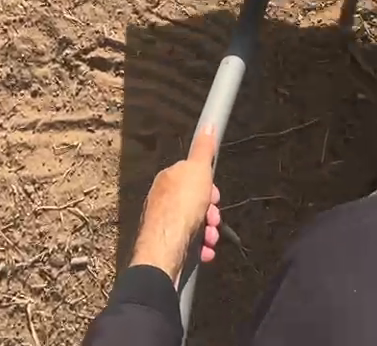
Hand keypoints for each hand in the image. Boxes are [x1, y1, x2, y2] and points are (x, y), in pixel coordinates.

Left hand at [129, 126, 221, 283]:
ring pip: (194, 224)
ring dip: (208, 231)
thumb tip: (208, 125)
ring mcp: (163, 225)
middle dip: (210, 211)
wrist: (166, 249)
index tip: (214, 194)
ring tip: (211, 238)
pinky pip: (188, 244)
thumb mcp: (198, 169)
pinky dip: (200, 247)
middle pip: (194, 201)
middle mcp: (162, 200)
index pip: (192, 176)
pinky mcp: (166, 246)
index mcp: (167, 179)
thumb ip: (204, 148)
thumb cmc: (181, 206)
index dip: (208, 184)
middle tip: (214, 218)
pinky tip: (206, 251)